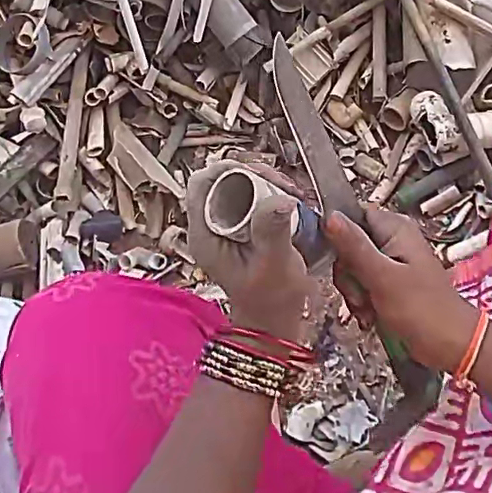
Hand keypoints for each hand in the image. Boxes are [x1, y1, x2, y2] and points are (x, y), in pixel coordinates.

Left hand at [184, 161, 311, 340]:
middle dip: (253, 174)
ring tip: (290, 193)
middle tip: (282, 185)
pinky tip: (289, 200)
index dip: (226, 171)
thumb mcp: (274, 265)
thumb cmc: (272, 301)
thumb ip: (273, 231)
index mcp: (205, 234)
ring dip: (266, 181)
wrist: (276, 322)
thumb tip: (281, 199)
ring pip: (239, 184)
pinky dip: (270, 191)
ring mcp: (226, 225)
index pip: (201, 185)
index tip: (259, 174)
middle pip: (222, 179)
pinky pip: (252, 195)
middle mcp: (210, 225)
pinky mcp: (242, 225)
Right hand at [322, 207, 476, 371]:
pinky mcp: (391, 282)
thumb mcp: (383, 277)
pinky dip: (362, 301)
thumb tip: (329, 215)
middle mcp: (392, 239)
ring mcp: (392, 261)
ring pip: (353, 267)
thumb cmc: (421, 309)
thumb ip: (354, 247)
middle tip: (358, 294)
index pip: (353, 216)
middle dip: (347, 273)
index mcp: (395, 228)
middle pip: (349, 244)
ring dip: (354, 292)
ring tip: (366, 310)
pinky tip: (369, 317)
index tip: (339, 262)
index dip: (339, 236)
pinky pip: (363, 284)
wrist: (453, 347)